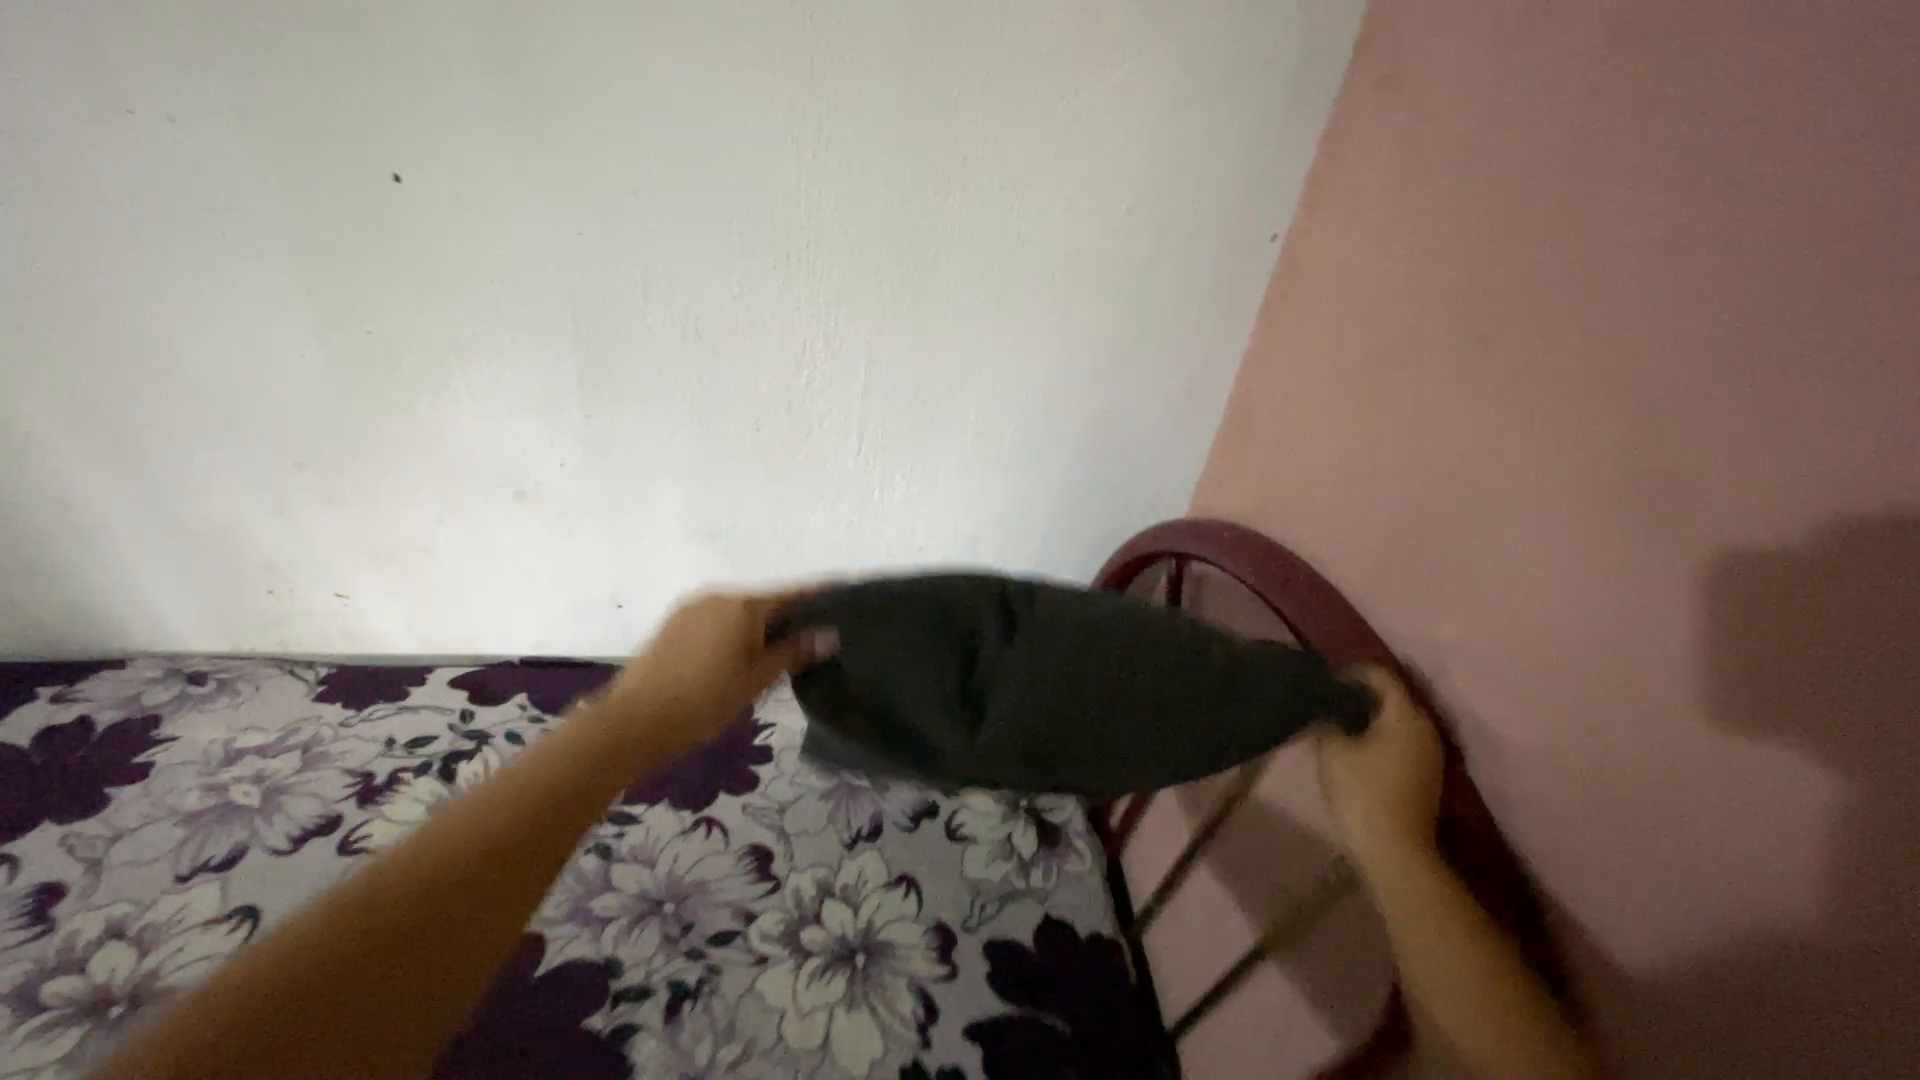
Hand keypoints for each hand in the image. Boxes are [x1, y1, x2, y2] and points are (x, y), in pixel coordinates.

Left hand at [601, 589, 837, 751]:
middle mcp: (717, 596)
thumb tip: (830, 633)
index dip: (819, 596)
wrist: (633, 721)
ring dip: (758, 628)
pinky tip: (739, 658)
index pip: (792, 594)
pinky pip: (715, 622)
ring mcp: (691, 608)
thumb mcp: (757, 679)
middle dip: (788, 619)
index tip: (844, 596)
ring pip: (737, 613)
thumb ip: (794, 652)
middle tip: (811, 642)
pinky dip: (733, 633)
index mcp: (743, 605)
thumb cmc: (705, 700)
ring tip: (777, 655)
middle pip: (764, 603)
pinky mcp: (673, 625)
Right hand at [1317, 665, 1444, 875]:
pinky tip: (1356, 746)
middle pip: (1394, 697)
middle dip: (1361, 693)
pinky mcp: (1427, 774)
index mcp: (1405, 715)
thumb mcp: (1332, 751)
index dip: (1352, 672)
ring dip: (1370, 715)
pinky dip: (1380, 734)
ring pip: (1398, 720)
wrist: (1396, 850)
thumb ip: (1326, 720)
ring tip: (1337, 721)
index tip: (1324, 679)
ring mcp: (1431, 753)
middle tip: (1328, 698)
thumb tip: (1322, 707)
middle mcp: (1426, 728)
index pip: (1381, 676)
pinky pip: (1402, 740)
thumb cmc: (1362, 792)